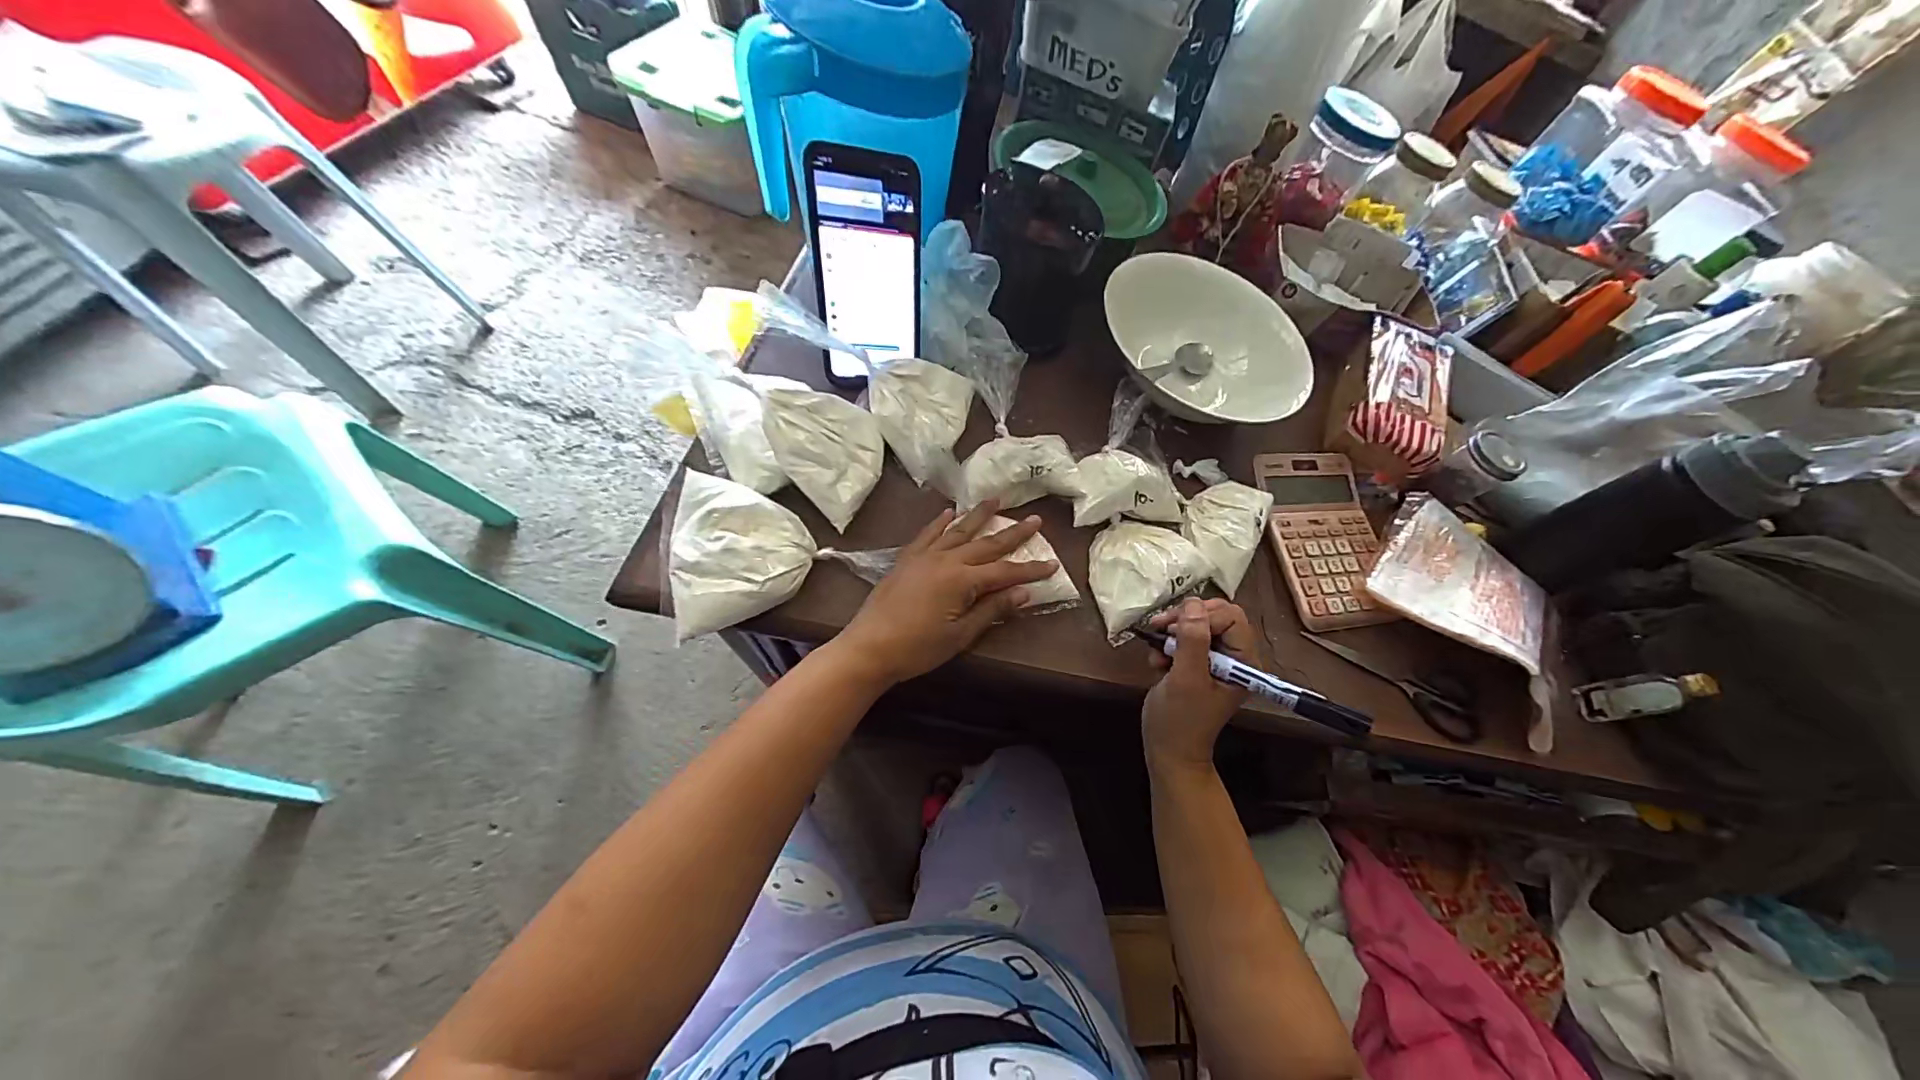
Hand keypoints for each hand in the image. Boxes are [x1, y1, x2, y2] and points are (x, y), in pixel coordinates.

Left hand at [835, 502, 1059, 685]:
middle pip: (986, 543)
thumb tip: (1024, 592)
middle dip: (1013, 533)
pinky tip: (949, 512)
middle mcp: (945, 560)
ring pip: (958, 531)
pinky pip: (928, 534)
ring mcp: (924, 556)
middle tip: (1035, 519)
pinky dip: (940, 522)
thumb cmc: (918, 648)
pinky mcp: (906, 560)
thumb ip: (992, 609)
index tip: (1053, 564)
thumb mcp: (961, 634)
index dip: (1030, 569)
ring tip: (996, 500)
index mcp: (962, 580)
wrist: (869, 647)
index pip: (1005, 571)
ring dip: (979, 515)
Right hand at [1142, 597, 1261, 768]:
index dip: (1202, 616)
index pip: (1231, 617)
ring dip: (1172, 632)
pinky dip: (1167, 644)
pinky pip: (1184, 638)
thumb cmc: (1181, 720)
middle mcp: (1234, 657)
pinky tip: (1157, 661)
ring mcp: (1215, 660)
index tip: (1173, 629)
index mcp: (1243, 662)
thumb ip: (1192, 641)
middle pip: (1215, 616)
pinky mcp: (1196, 664)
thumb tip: (1193, 604)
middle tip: (1160, 629)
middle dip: (1185, 619)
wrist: (1168, 750)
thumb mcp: (1186, 679)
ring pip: (1197, 624)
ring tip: (1156, 650)